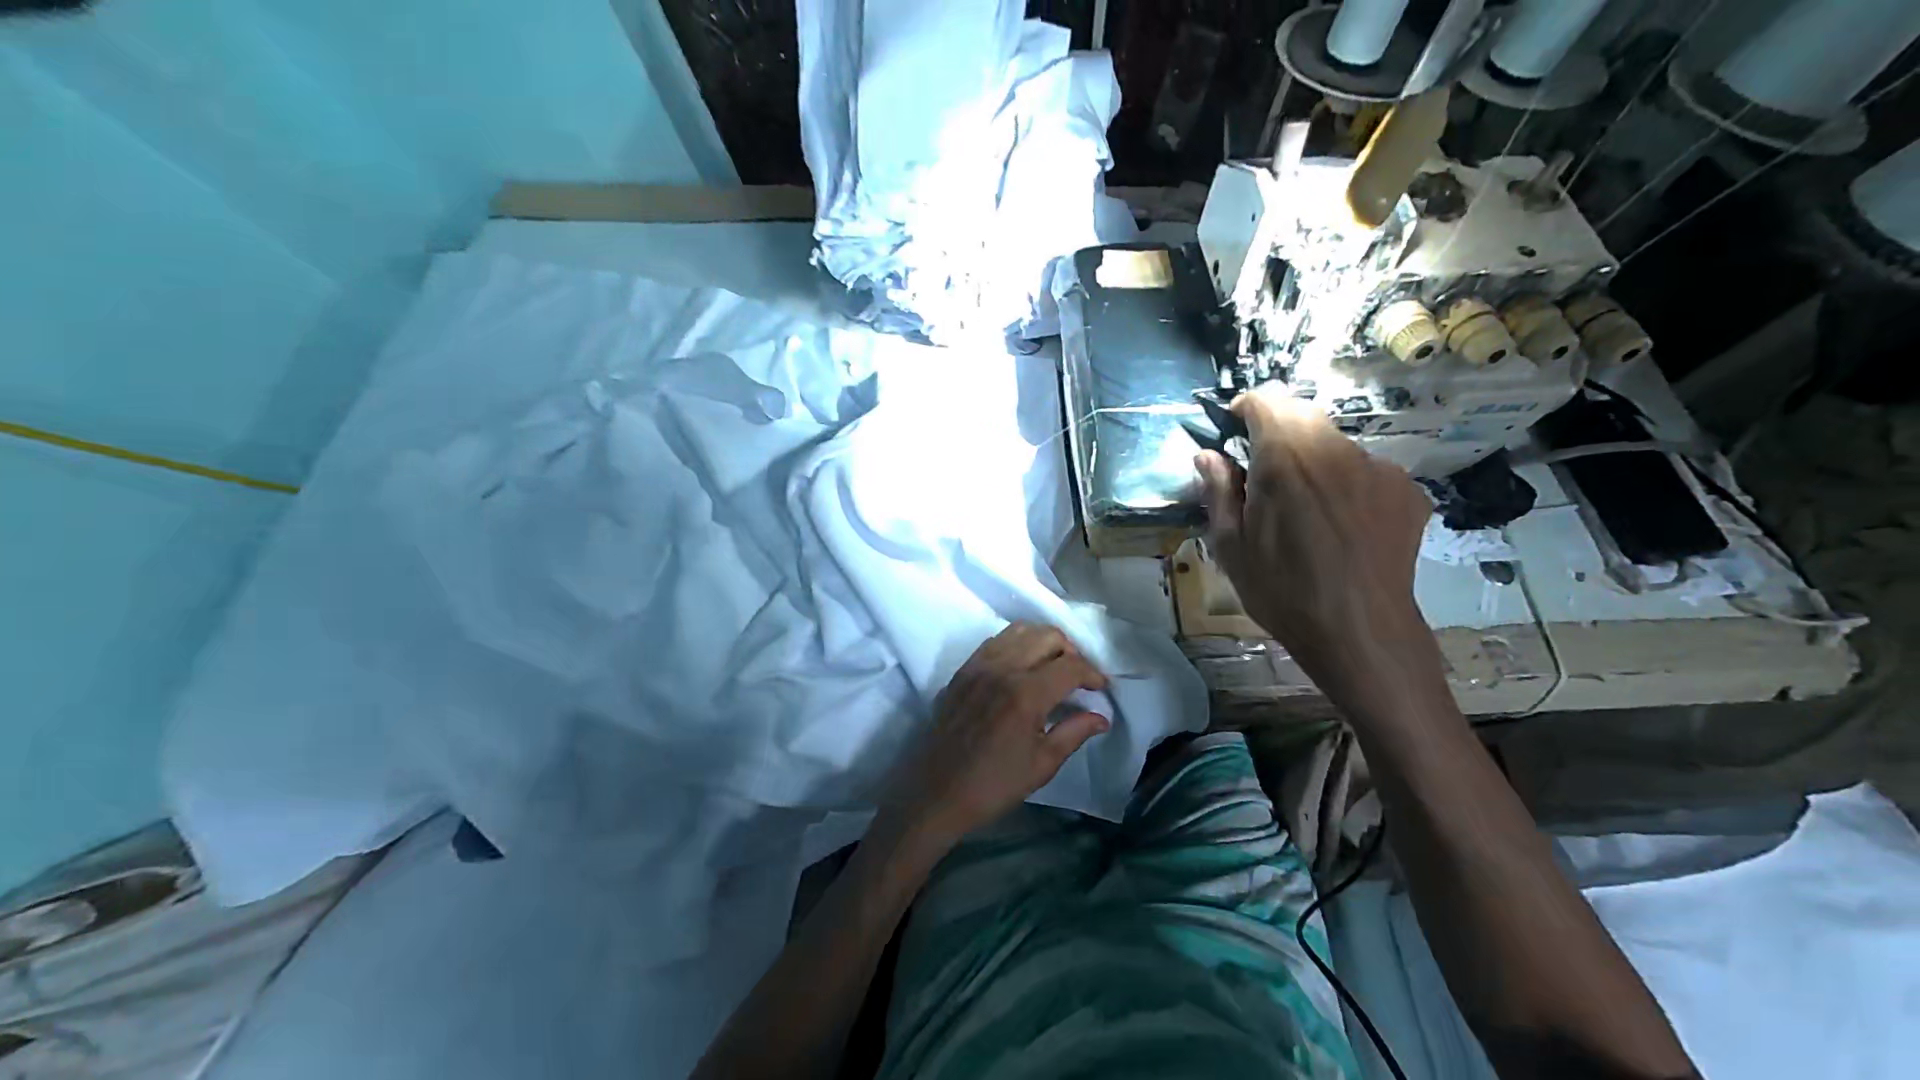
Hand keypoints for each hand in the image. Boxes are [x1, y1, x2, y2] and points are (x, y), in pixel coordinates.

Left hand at [879, 623, 1110, 849]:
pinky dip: (1016, 644)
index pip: (1071, 665)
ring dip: (1043, 641)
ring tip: (1053, 666)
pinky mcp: (962, 671)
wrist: (936, 793)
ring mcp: (978, 666)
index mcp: (1026, 693)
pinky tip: (1022, 667)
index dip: (1093, 673)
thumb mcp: (1041, 764)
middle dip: (1071, 651)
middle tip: (1079, 677)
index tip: (1102, 688)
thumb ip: (1074, 732)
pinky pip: (995, 641)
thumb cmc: (993, 785)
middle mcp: (1002, 668)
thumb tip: (1101, 717)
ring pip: (1020, 630)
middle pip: (1048, 636)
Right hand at [1194, 388, 1438, 716]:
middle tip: (1261, 479)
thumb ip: (1219, 490)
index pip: (1265, 400)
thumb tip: (1209, 455)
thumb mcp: (1231, 544)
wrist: (1360, 632)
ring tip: (1305, 513)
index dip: (1243, 410)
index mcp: (1286, 456)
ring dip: (1313, 464)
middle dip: (1276, 437)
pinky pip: (1366, 474)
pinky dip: (1347, 487)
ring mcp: (1379, 468)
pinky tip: (1342, 529)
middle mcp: (1337, 449)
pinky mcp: (1407, 491)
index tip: (1231, 434)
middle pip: (1302, 418)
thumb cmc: (1282, 589)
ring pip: (1335, 448)